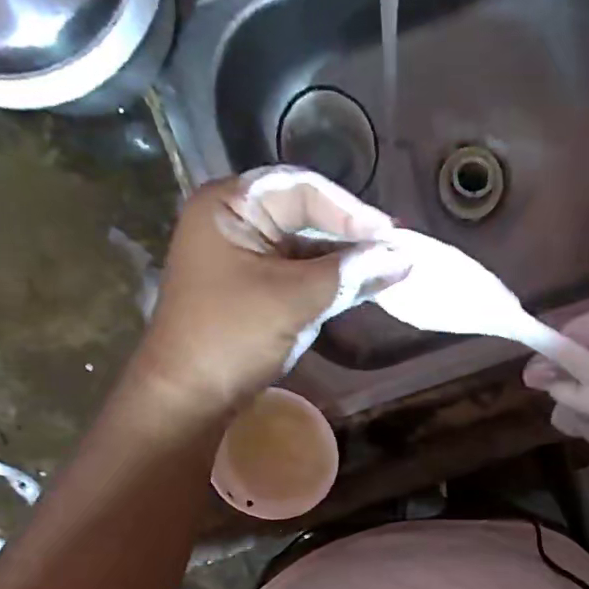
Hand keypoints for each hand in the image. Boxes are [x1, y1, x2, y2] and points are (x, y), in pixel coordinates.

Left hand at [137, 167, 409, 410]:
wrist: (186, 399)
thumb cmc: (231, 339)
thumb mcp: (293, 301)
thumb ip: (349, 274)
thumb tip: (402, 257)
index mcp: (229, 205)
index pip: (302, 189)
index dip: (352, 211)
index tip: (393, 236)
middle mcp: (232, 220)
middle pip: (304, 213)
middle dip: (351, 234)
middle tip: (396, 249)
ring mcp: (240, 256)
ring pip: (303, 245)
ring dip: (343, 259)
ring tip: (388, 269)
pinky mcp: (249, 287)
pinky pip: (295, 272)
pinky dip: (327, 280)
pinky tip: (360, 287)